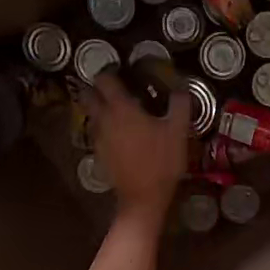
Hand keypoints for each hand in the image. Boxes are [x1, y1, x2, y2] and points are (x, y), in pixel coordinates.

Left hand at [86, 73, 189, 219]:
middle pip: (88, 95)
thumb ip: (179, 104)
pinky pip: (97, 133)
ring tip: (119, 112)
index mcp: (121, 108)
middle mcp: (104, 119)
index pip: (105, 80)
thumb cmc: (162, 161)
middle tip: (115, 89)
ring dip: (100, 109)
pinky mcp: (99, 154)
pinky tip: (121, 135)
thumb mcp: (179, 131)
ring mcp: (98, 138)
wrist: (143, 198)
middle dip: (97, 89)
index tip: (121, 71)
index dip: (110, 72)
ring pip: (91, 115)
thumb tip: (181, 87)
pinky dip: (105, 128)